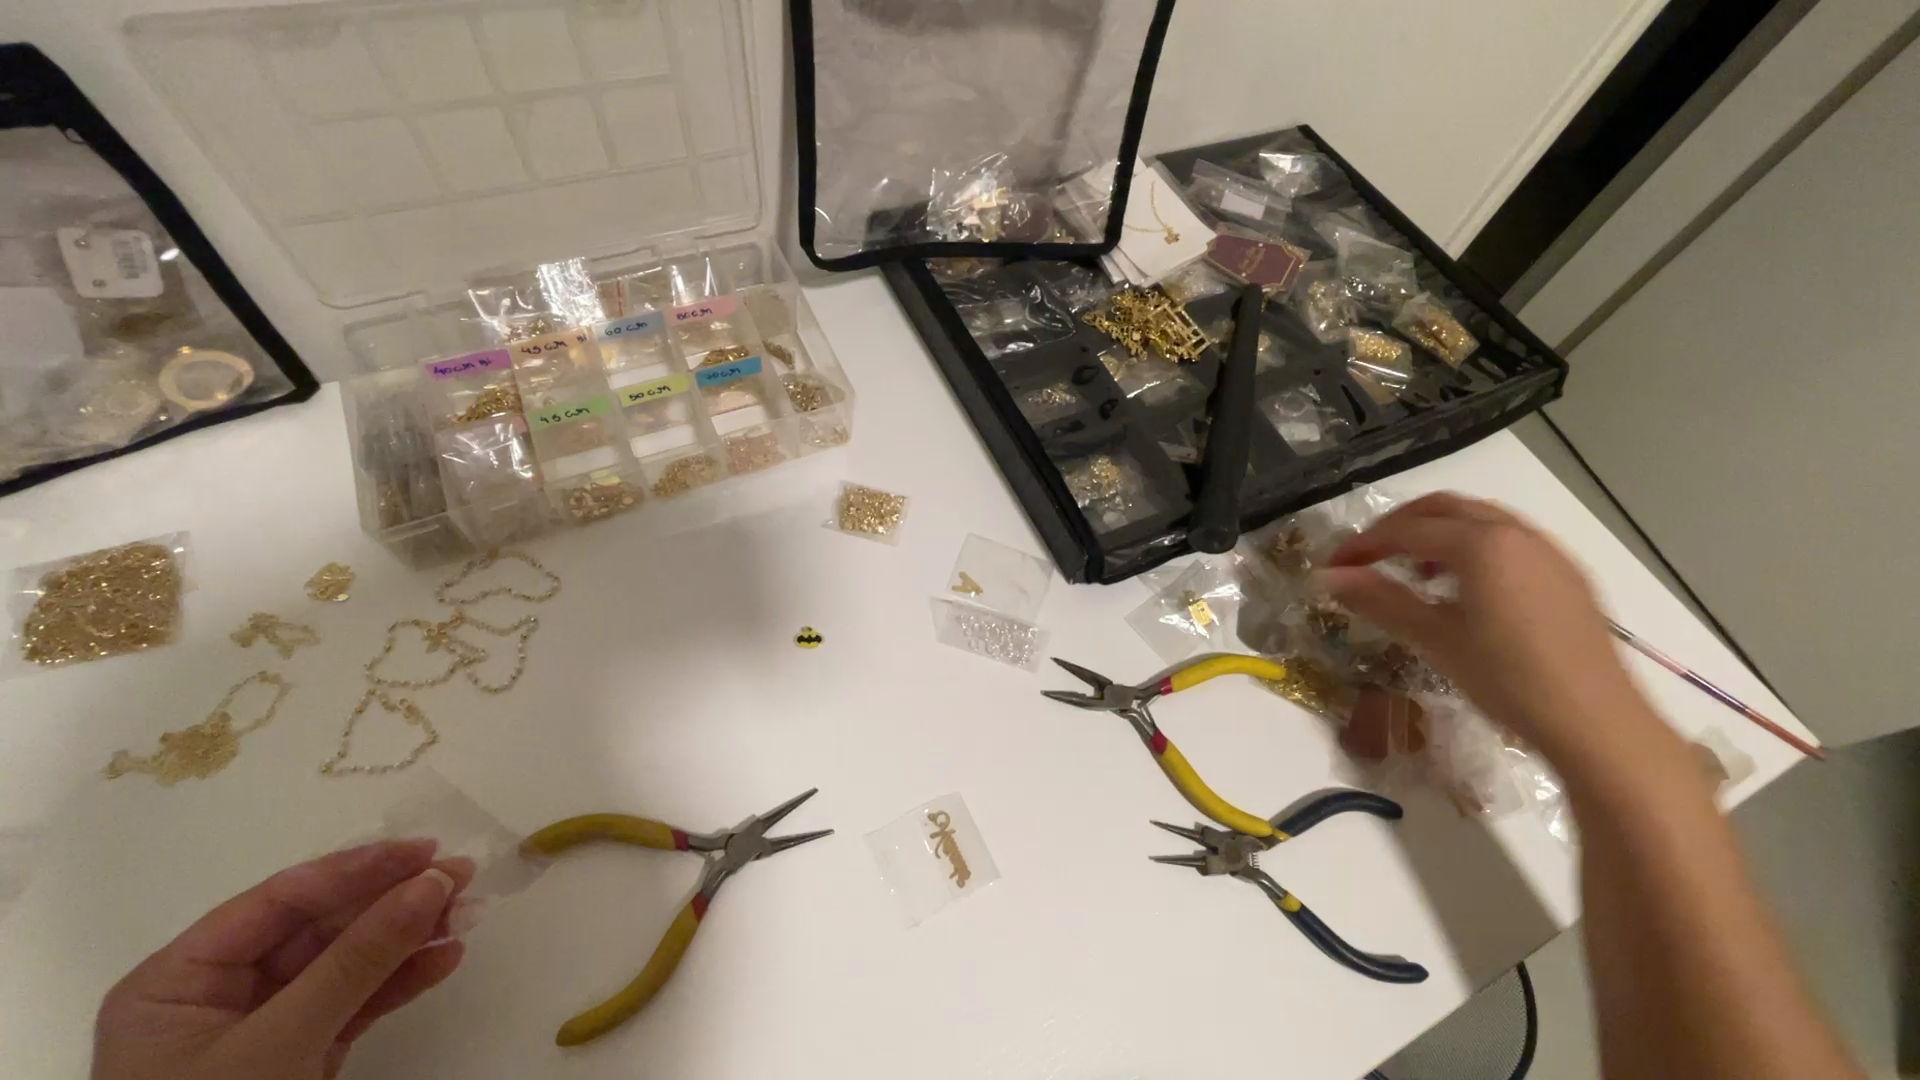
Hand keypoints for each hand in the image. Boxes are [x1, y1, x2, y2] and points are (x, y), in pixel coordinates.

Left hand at [93, 841, 473, 1079]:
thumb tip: (434, 881)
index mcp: (180, 979)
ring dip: (413, 936)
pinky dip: (404, 980)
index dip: (357, 870)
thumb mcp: (281, 1040)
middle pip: (323, 926)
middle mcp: (221, 992)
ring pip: (350, 959)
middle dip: (396, 902)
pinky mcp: (304, 1050)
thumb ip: (358, 958)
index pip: (281, 901)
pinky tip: (447, 959)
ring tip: (472, 914)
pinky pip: (359, 999)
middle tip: (464, 876)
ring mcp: (267, 1022)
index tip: (426, 851)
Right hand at [1319, 493, 1654, 760]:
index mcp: (1482, 544)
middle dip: (1398, 525)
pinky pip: (1509, 541)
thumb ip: (1379, 600)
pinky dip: (1472, 547)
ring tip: (1412, 570)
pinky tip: (1462, 589)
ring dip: (1437, 532)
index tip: (1331, 568)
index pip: (1406, 530)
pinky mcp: (1567, 576)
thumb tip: (1326, 577)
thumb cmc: (1507, 679)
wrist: (1598, 723)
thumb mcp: (1434, 639)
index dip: (1362, 545)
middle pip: (1444, 507)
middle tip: (1366, 555)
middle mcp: (1517, 534)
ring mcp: (1549, 552)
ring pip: (1480, 520)